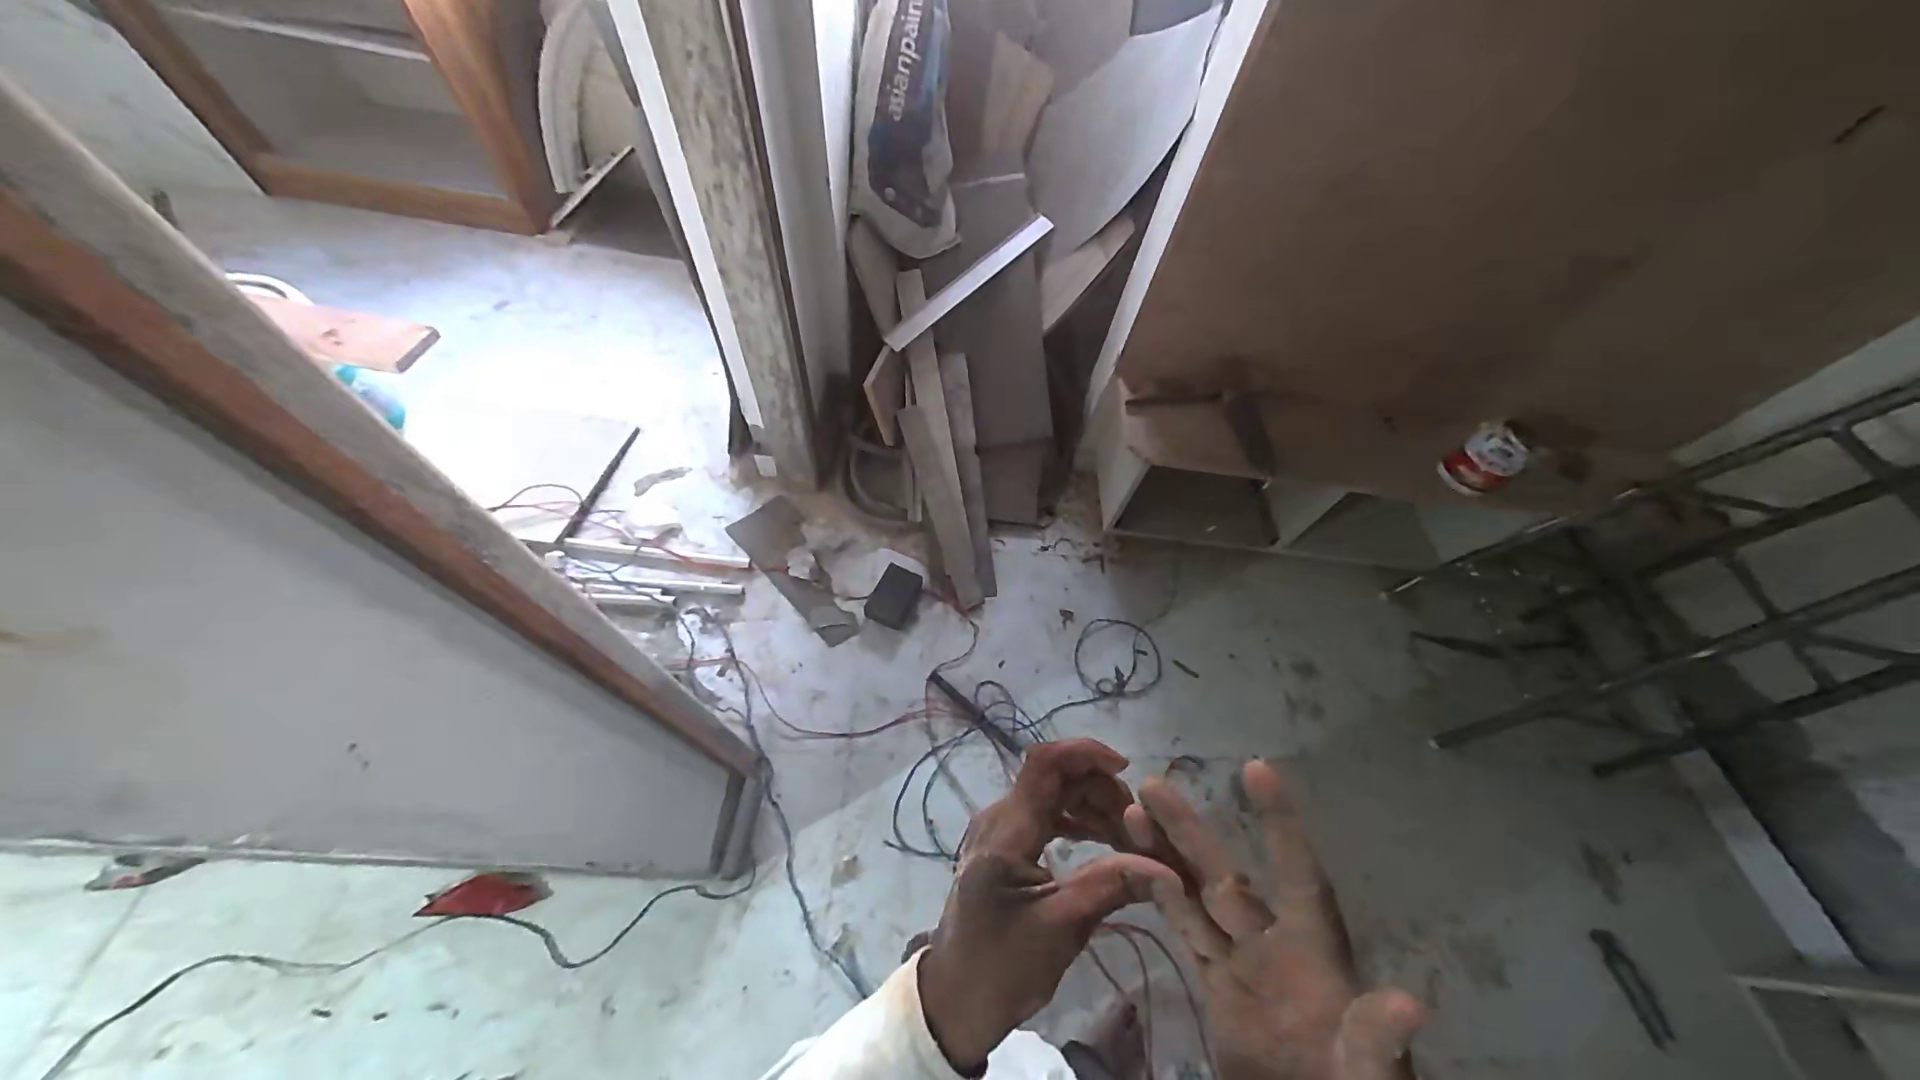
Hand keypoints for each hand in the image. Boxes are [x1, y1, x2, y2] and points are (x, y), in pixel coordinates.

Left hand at [918, 739, 1177, 1074]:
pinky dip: (1076, 821)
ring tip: (1129, 839)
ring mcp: (1000, 831)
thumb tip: (1167, 868)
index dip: (1084, 753)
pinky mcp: (1004, 848)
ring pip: (1052, 796)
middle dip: (1100, 790)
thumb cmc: (1002, 965)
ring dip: (1091, 806)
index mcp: (1007, 830)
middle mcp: (1000, 818)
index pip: (1044, 764)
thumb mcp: (1061, 928)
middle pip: (1055, 779)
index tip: (1125, 768)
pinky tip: (1103, 842)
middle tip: (1138, 827)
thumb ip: (1110, 886)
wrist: (955, 997)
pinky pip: (1045, 817)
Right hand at [1127, 760, 1424, 1079]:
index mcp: (1314, 949)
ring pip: (1195, 892)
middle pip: (1224, 873)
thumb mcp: (1368, 1076)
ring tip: (1133, 813)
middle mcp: (1272, 940)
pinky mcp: (1215, 983)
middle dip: (1189, 829)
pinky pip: (1185, 928)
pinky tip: (1138, 867)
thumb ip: (1376, 1041)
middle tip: (1152, 784)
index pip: (1296, 872)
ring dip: (1165, 853)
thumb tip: (1407, 1005)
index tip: (1255, 768)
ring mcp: (1240, 959)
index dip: (1278, 822)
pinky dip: (1161, 897)